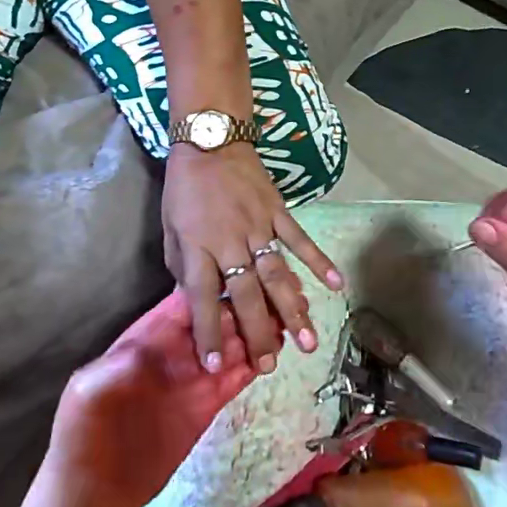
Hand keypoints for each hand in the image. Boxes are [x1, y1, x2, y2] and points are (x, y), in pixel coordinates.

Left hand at [47, 291, 258, 506]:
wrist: (95, 489)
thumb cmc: (84, 434)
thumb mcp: (88, 392)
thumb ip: (115, 367)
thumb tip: (144, 351)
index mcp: (145, 338)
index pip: (184, 305)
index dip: (211, 293)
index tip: (241, 284)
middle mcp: (173, 351)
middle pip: (214, 321)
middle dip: (242, 310)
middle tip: (276, 304)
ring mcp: (192, 377)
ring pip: (230, 347)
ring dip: (254, 335)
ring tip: (283, 325)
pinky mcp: (206, 404)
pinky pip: (234, 377)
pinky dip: (254, 364)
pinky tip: (274, 354)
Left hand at [162, 143, 342, 374]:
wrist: (211, 141)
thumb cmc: (184, 188)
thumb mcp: (169, 227)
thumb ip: (181, 264)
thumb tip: (193, 298)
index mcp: (198, 247)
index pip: (203, 298)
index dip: (209, 332)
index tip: (216, 365)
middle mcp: (230, 242)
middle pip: (246, 294)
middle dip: (258, 332)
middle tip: (270, 365)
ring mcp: (258, 227)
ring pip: (278, 274)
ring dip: (293, 309)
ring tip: (308, 341)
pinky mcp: (278, 212)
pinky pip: (300, 240)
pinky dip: (319, 261)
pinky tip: (336, 284)